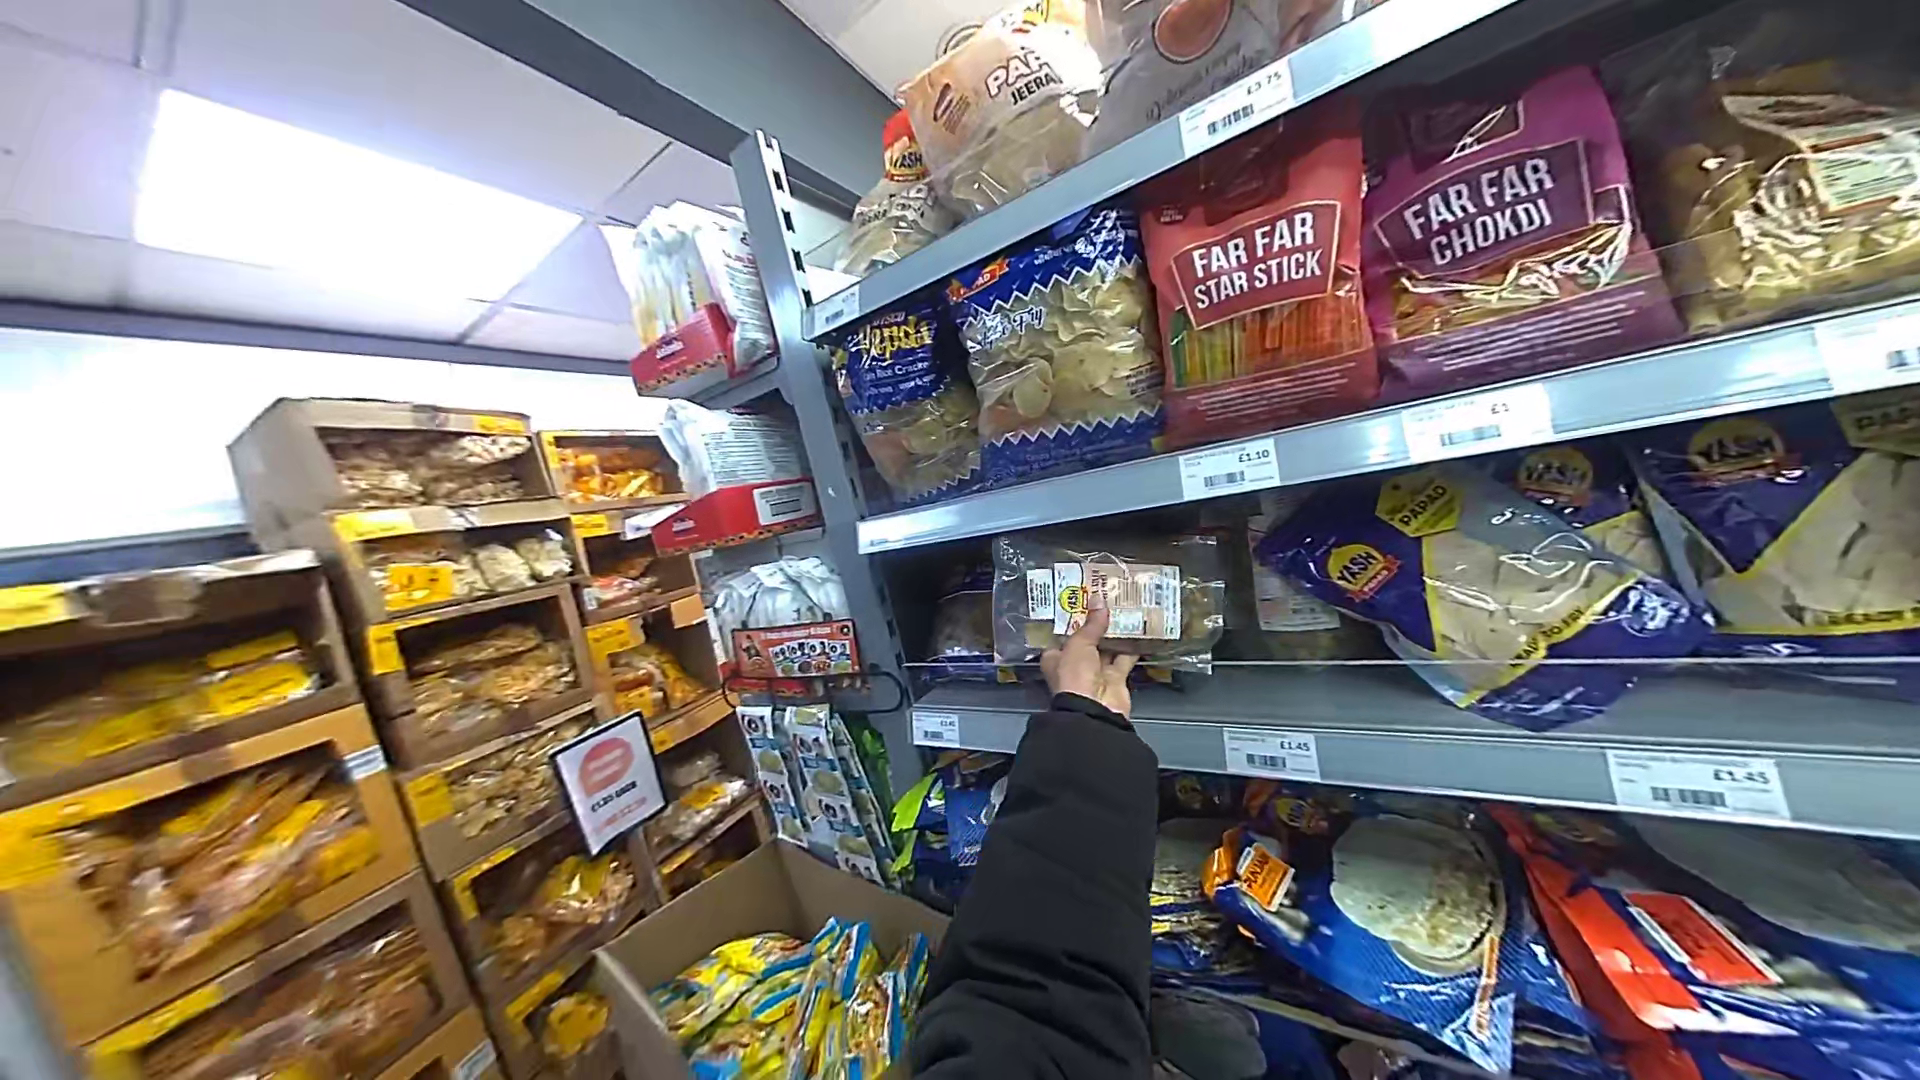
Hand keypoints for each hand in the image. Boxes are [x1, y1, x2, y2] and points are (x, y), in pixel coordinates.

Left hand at [1040, 599, 1138, 717]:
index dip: (1071, 619)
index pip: (1062, 634)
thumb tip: (1098, 600)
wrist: (1095, 710)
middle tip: (1108, 601)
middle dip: (1097, 624)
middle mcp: (1074, 665)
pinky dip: (1131, 647)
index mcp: (1056, 657)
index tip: (1083, 602)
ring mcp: (1095, 673)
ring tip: (1125, 610)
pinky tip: (1139, 631)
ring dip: (1115, 633)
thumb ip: (1091, 624)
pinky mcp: (1115, 679)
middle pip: (1087, 640)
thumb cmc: (1075, 675)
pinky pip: (1124, 659)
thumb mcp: (1079, 643)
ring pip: (1107, 648)